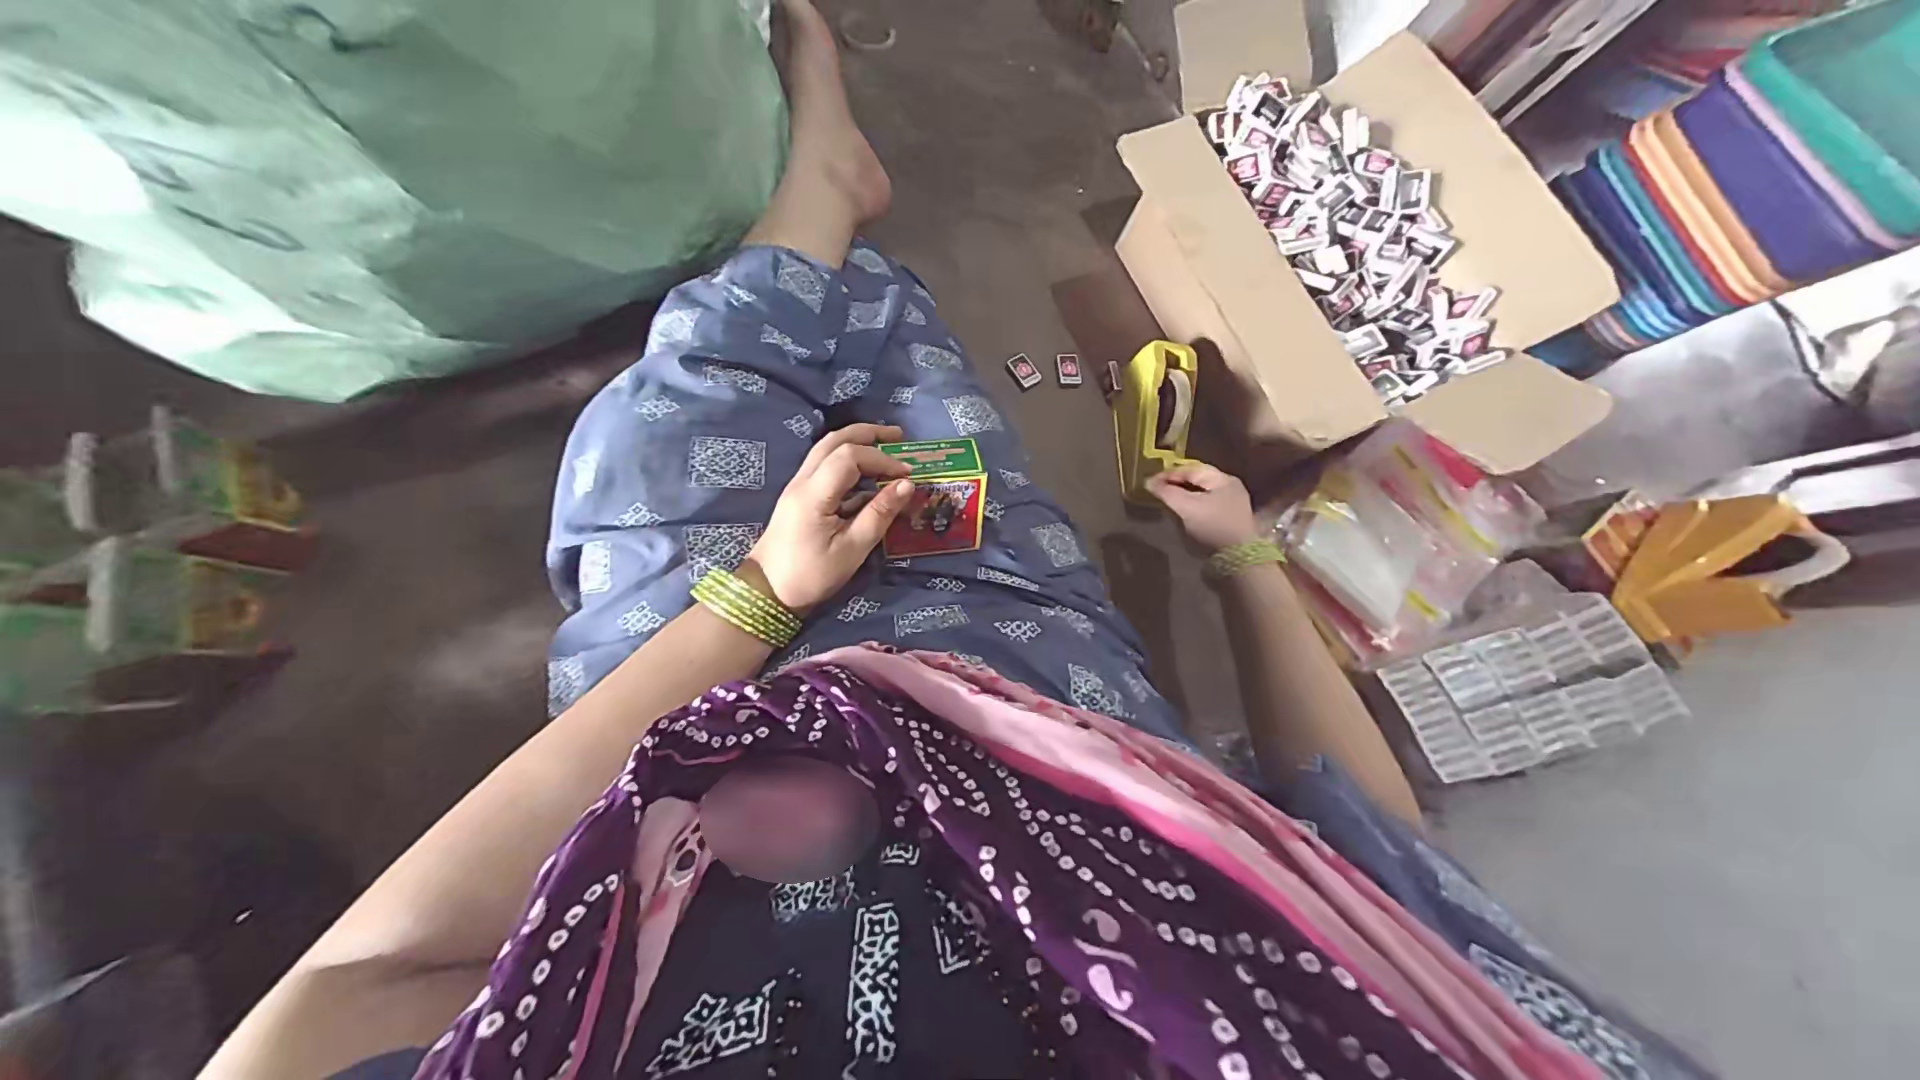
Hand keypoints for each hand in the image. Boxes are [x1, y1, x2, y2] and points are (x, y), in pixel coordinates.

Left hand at [744, 423, 914, 611]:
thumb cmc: (811, 575)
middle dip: (868, 434)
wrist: (767, 592)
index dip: (882, 459)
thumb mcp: (852, 549)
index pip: (850, 457)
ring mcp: (797, 486)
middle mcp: (802, 481)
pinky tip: (866, 472)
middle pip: (834, 440)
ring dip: (856, 441)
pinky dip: (847, 459)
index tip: (907, 474)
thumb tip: (906, 485)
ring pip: (826, 449)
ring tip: (885, 445)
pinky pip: (823, 464)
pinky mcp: (798, 496)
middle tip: (899, 436)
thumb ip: (879, 513)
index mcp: (814, 494)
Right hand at [1147, 463, 1259, 550]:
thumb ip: (1167, 493)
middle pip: (1197, 479)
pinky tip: (1181, 509)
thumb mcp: (1187, 507)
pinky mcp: (1229, 517)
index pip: (1190, 469)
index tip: (1150, 482)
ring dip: (1183, 493)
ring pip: (1201, 492)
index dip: (1168, 474)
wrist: (1237, 558)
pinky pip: (1205, 503)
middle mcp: (1230, 487)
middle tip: (1157, 489)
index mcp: (1223, 480)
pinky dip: (1191, 503)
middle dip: (1176, 483)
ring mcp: (1232, 502)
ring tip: (1166, 498)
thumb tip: (1149, 482)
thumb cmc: (1212, 527)